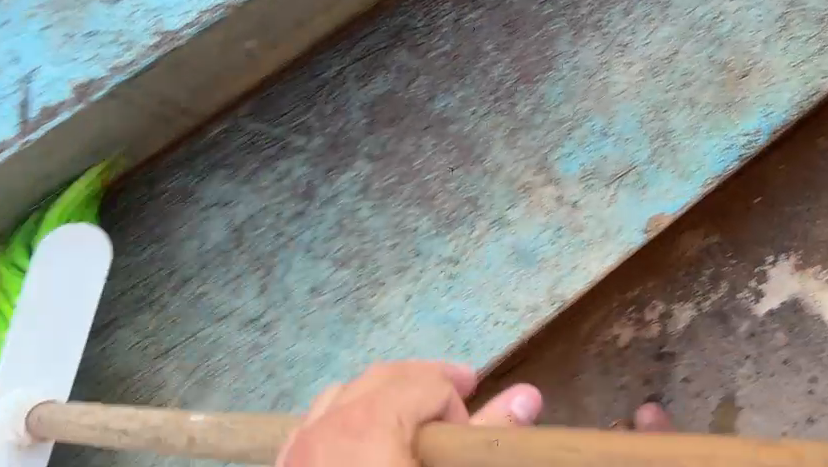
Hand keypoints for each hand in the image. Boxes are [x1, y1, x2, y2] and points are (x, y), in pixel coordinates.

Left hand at [275, 361, 541, 466]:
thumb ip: (487, 438)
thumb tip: (529, 395)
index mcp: (372, 420)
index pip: (431, 386)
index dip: (457, 407)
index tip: (465, 441)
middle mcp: (329, 424)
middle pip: (389, 376)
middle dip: (428, 382)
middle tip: (462, 396)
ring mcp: (298, 451)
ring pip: (346, 393)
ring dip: (386, 394)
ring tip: (414, 416)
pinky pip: (312, 423)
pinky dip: (344, 416)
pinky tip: (362, 443)